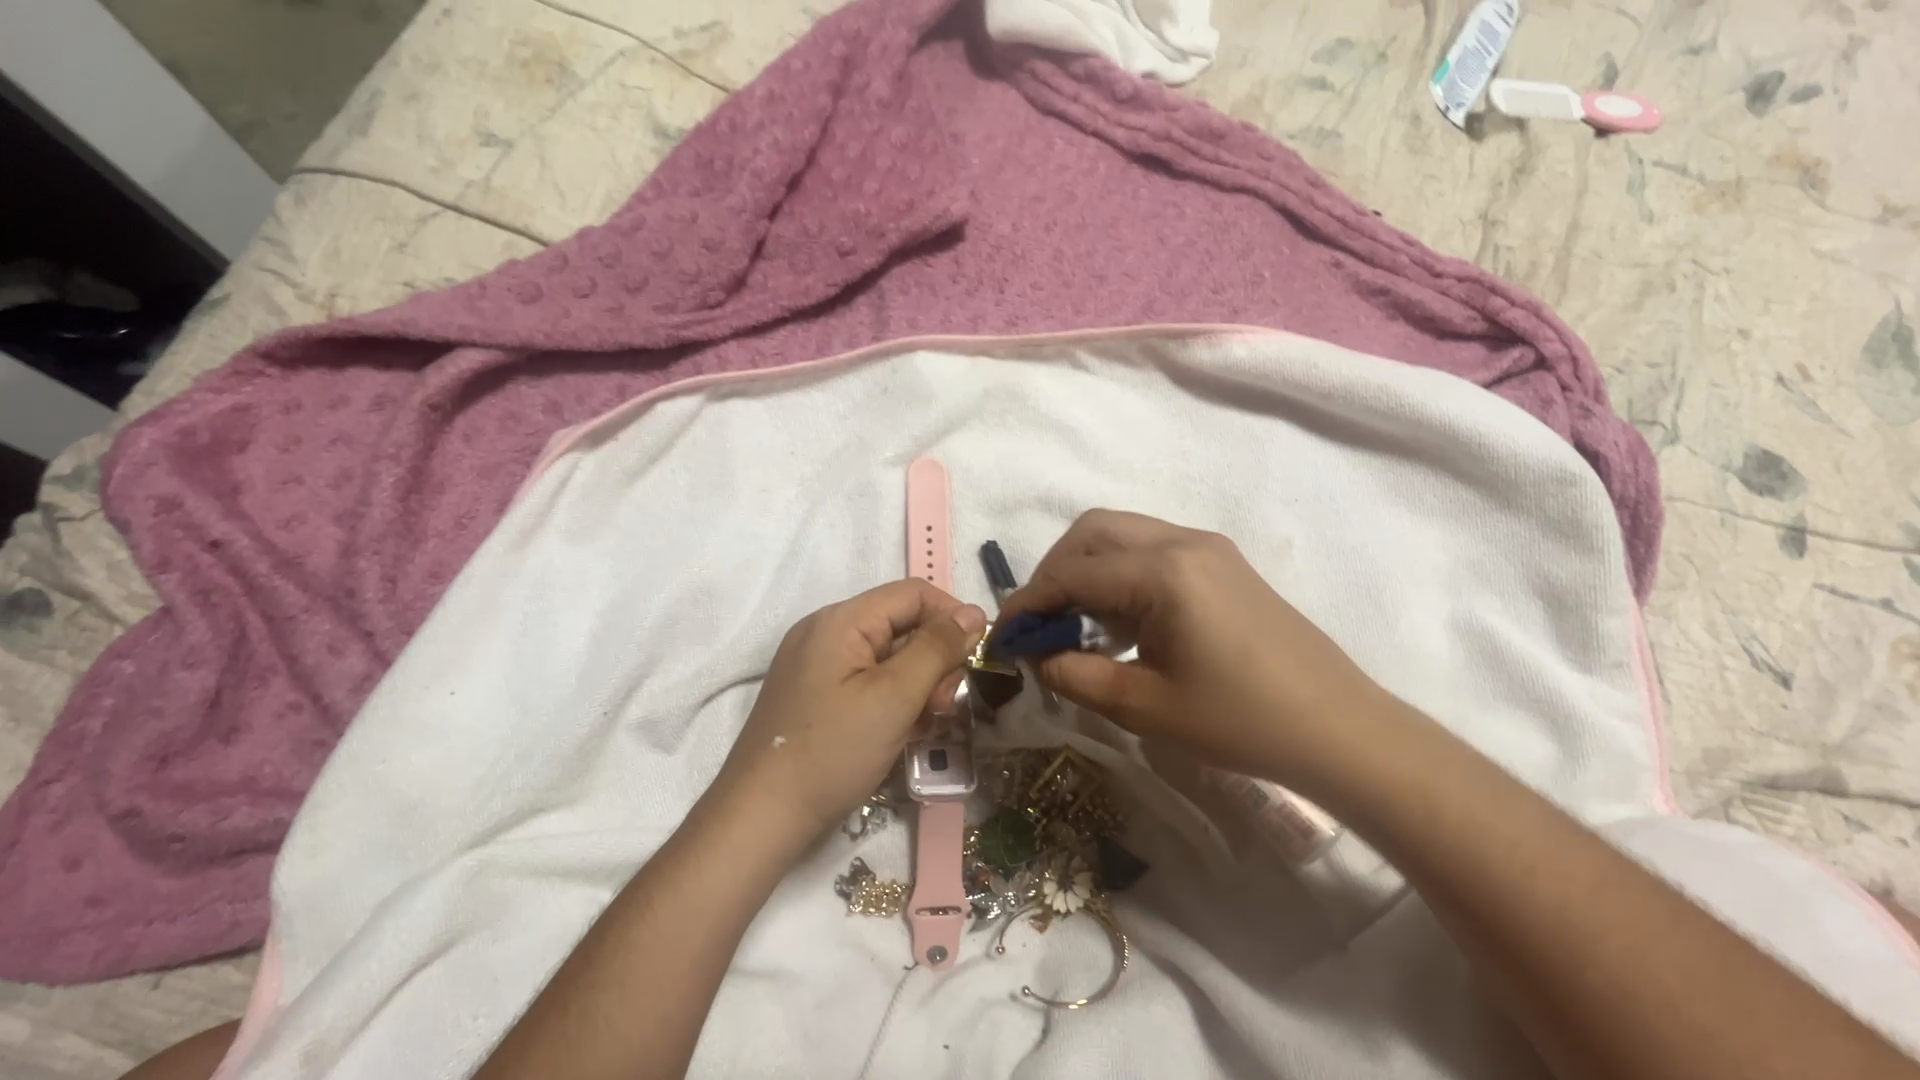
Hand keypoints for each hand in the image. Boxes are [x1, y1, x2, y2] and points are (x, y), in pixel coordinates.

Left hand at [709, 579, 987, 844]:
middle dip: (934, 659)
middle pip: (901, 625)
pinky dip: (893, 700)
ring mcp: (817, 666)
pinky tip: (902, 733)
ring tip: (924, 725)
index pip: (912, 594)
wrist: (763, 815)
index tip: (977, 657)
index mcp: (840, 620)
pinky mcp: (816, 696)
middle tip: (944, 705)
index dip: (952, 616)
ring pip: (888, 657)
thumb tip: (973, 612)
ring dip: (918, 684)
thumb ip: (936, 649)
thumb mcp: (894, 697)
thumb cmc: (833, 751)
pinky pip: (868, 682)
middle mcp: (826, 633)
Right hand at [1001, 510, 1391, 789]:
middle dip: (1054, 572)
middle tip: (1040, 626)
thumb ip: (1074, 675)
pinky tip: (1119, 623)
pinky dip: (1119, 573)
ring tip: (1075, 627)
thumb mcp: (1143, 706)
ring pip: (1123, 535)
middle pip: (1093, 532)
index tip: (1002, 637)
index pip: (1071, 572)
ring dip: (1087, 570)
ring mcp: (1208, 548)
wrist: (1337, 728)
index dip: (1027, 604)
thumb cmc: (1239, 721)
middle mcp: (1183, 541)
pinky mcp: (1224, 564)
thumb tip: (1035, 656)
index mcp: (1163, 571)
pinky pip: (1152, 550)